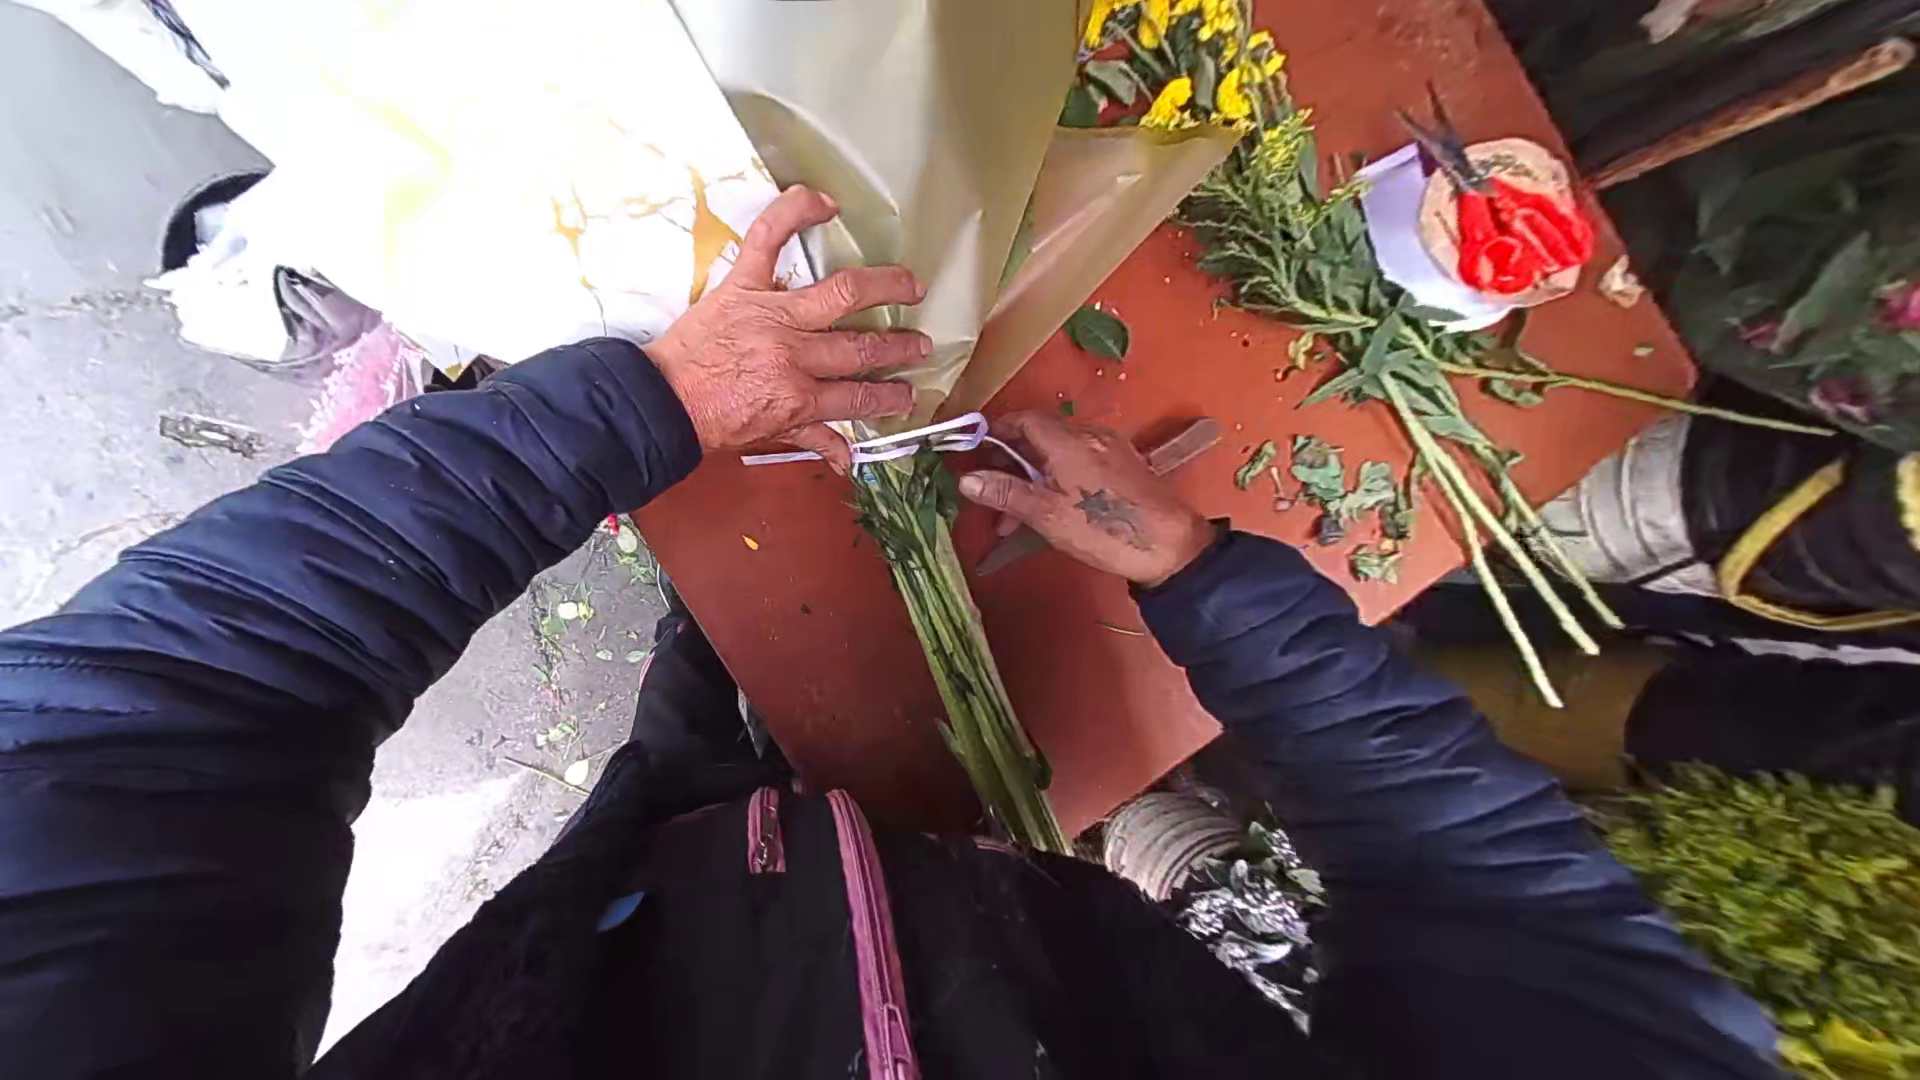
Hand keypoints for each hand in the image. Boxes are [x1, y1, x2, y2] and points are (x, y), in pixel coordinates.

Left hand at [646, 185, 929, 471]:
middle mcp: (794, 354)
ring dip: (883, 287)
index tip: (911, 393)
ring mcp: (771, 314)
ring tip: (912, 284)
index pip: (859, 396)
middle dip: (899, 348)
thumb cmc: (717, 419)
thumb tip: (849, 460)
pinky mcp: (742, 284)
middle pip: (860, 348)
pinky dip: (794, 213)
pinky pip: (768, 238)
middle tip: (923, 344)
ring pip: (839, 294)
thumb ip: (815, 439)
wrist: (663, 399)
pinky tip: (827, 203)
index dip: (890, 396)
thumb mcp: (770, 435)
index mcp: (800, 396)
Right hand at [958, 411, 1215, 586]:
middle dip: (1009, 463)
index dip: (995, 431)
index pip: (1023, 419)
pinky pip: (1077, 463)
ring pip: (1057, 454)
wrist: (1170, 546)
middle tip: (988, 490)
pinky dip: (1054, 480)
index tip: (973, 452)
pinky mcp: (1122, 466)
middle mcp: (1089, 435)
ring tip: (1011, 518)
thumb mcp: (1046, 514)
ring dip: (1030, 478)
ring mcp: (1109, 449)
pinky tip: (1046, 510)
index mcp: (1068, 440)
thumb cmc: (1103, 528)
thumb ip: (1006, 493)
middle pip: (1038, 436)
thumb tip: (966, 479)